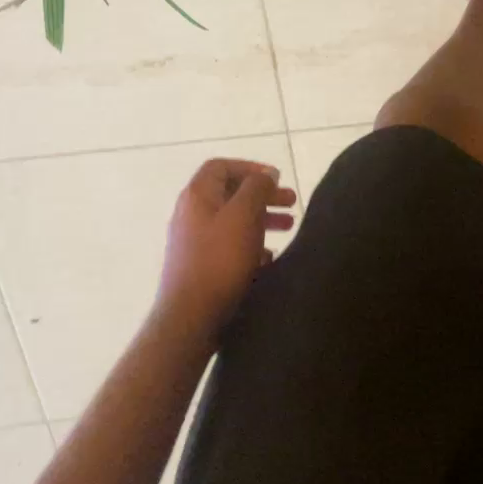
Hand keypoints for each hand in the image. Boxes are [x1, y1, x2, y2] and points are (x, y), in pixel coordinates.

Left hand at [157, 160, 295, 334]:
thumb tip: (266, 174)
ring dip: (262, 219)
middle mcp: (191, 215)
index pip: (221, 166)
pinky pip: (230, 246)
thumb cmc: (220, 259)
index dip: (250, 167)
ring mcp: (193, 242)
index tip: (276, 178)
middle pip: (230, 194)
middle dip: (263, 195)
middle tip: (292, 202)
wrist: (190, 316)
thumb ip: (256, 187)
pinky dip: (252, 244)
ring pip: (233, 220)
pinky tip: (270, 257)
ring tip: (289, 227)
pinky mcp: (200, 267)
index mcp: (197, 196)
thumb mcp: (244, 215)